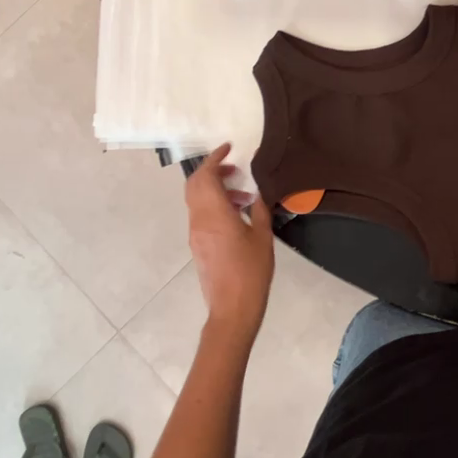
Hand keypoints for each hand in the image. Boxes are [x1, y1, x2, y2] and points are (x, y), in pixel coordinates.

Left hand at [185, 143, 273, 346]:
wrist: (232, 308)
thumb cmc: (251, 271)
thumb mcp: (263, 237)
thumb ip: (260, 210)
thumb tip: (258, 193)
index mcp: (215, 214)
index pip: (205, 176)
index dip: (214, 158)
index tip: (228, 148)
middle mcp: (199, 220)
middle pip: (194, 185)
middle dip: (211, 171)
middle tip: (233, 169)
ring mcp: (196, 233)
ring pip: (196, 200)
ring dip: (214, 189)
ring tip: (242, 195)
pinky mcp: (198, 245)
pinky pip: (201, 214)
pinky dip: (214, 204)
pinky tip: (237, 214)